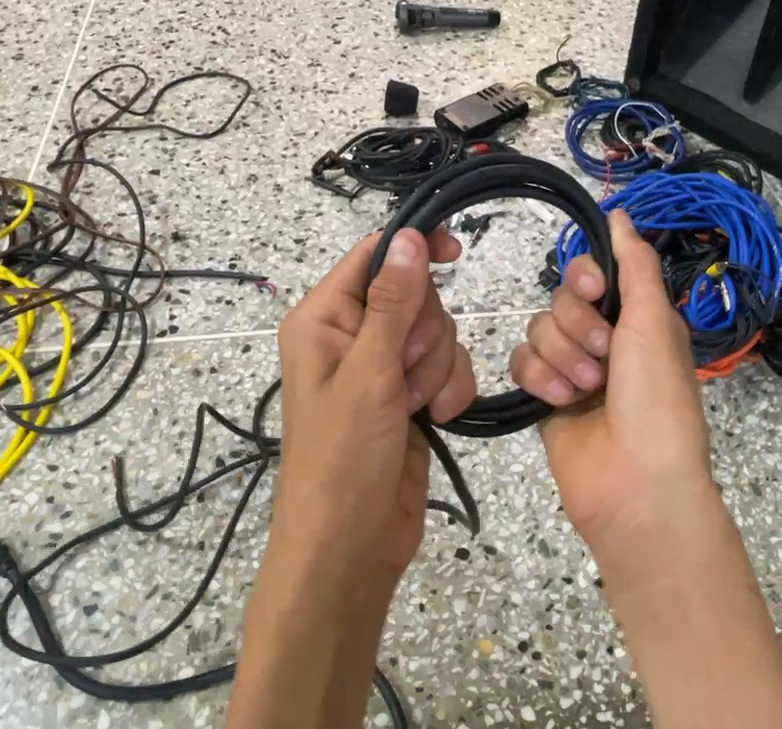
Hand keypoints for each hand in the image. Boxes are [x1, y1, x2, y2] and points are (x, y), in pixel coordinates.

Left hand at [271, 226, 476, 581]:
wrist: (352, 546)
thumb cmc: (344, 456)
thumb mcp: (369, 373)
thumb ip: (393, 302)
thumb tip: (410, 236)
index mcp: (324, 319)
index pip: (373, 257)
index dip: (414, 249)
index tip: (457, 251)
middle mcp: (352, 335)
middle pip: (415, 295)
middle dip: (423, 335)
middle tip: (403, 375)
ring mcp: (383, 367)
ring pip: (438, 332)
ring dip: (436, 369)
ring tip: (414, 407)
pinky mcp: (409, 394)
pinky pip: (447, 366)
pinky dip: (449, 390)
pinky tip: (436, 419)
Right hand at [507, 213, 781, 728]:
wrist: (636, 484)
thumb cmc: (656, 399)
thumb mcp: (654, 322)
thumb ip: (634, 264)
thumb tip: (620, 213)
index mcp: (634, 318)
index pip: (591, 273)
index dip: (585, 278)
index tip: (594, 292)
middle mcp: (603, 338)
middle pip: (560, 300)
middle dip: (579, 329)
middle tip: (604, 359)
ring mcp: (571, 368)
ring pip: (538, 329)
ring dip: (563, 358)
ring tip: (586, 391)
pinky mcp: (543, 396)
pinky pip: (520, 362)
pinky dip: (540, 379)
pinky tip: (560, 402)